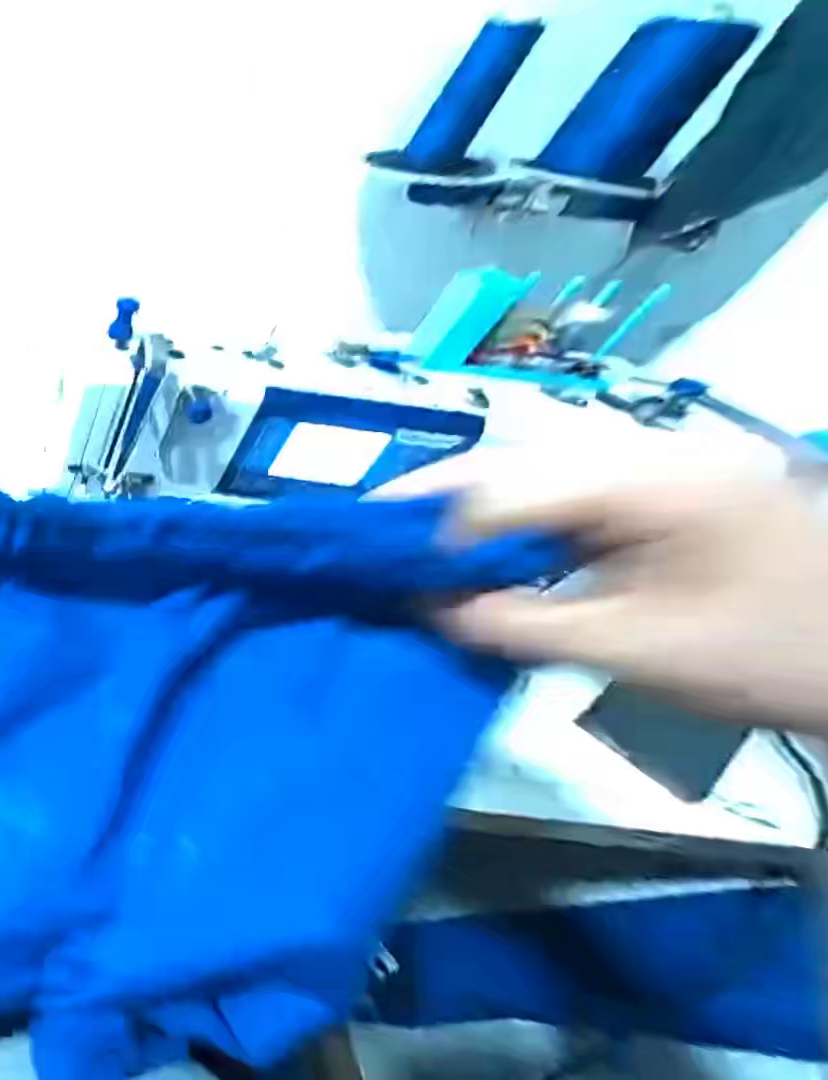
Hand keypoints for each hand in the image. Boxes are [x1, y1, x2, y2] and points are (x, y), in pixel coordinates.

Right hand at [386, 452, 827, 730]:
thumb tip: (414, 605)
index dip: (427, 536)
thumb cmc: (783, 659)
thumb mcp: (637, 651)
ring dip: (450, 508)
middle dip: (422, 503)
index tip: (377, 573)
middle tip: (361, 539)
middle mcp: (648, 453)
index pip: (498, 494)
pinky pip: (544, 489)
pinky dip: (491, 517)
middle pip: (498, 464)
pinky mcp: (651, 485)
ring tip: (398, 543)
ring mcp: (653, 464)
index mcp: (654, 483)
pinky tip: (461, 545)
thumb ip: (512, 624)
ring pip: (513, 470)